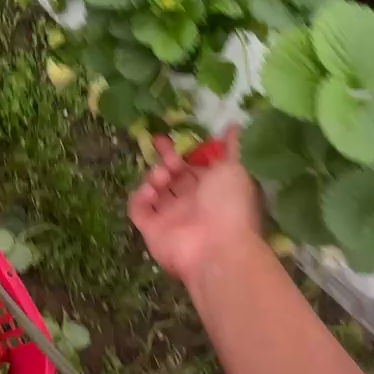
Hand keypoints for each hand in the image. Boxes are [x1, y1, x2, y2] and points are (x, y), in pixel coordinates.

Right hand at [128, 130, 263, 286]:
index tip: (171, 138)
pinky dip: (139, 198)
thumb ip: (232, 147)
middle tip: (159, 145)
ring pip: (154, 190)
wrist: (216, 249)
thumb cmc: (229, 205)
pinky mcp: (151, 229)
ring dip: (154, 176)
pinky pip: (138, 209)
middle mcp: (191, 203)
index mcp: (212, 189)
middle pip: (172, 176)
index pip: (193, 167)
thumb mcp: (235, 169)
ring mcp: (170, 217)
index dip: (182, 152)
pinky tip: (148, 193)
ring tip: (161, 177)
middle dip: (165, 159)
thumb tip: (235, 124)